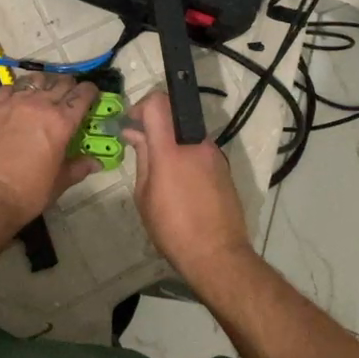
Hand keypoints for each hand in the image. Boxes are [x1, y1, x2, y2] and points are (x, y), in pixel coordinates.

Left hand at [0, 73, 100, 228]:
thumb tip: (96, 162)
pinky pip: (9, 87)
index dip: (90, 92)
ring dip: (44, 84)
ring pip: (36, 80)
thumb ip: (79, 167)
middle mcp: (40, 104)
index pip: (82, 95)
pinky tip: (17, 100)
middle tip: (69, 97)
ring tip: (43, 94)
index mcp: (62, 122)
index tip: (92, 95)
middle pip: (61, 83)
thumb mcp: (60, 182)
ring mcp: (15, 102)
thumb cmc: (29, 192)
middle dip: (70, 87)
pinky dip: (17, 90)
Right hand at [122, 90, 253, 278]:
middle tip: (144, 146)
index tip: (133, 122)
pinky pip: (200, 152)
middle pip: (174, 115)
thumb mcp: (144, 195)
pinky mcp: (225, 168)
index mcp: (171, 149)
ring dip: (173, 143)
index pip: (158, 103)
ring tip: (164, 173)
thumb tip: (134, 133)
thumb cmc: (172, 228)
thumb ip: (142, 157)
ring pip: (188, 134)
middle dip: (156, 124)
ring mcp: (214, 155)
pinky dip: (188, 157)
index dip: (142, 105)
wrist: (217, 254)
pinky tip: (183, 185)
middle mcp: (196, 144)